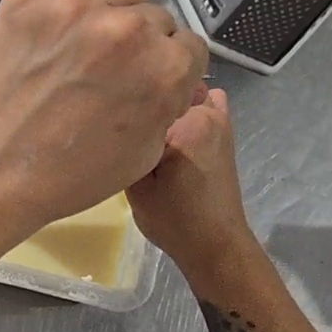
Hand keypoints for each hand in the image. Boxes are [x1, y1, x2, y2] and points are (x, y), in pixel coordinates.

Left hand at [0, 0, 207, 235]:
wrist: (2, 173)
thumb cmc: (75, 175)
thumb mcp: (148, 152)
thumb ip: (172, 101)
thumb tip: (176, 71)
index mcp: (166, 69)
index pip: (186, 48)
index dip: (165, 71)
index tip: (139, 90)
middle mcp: (129, 28)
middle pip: (152, 19)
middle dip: (138, 49)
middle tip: (101, 83)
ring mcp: (77, 5)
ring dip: (111, 16)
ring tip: (78, 56)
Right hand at [125, 87, 259, 276]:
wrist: (214, 245)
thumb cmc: (174, 218)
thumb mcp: (136, 185)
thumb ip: (125, 147)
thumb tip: (111, 120)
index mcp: (188, 119)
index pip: (150, 86)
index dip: (127, 95)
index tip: (108, 109)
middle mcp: (209, 112)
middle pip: (168, 86)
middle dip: (148, 97)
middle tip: (124, 121)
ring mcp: (220, 122)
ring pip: (184, 96)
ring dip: (168, 106)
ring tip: (147, 127)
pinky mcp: (224, 136)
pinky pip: (202, 109)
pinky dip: (186, 113)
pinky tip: (168, 136)